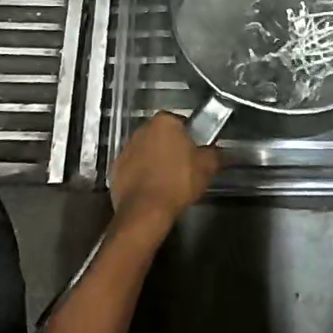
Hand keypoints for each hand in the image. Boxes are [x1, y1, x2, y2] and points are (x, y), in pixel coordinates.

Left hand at [109, 112, 219, 232]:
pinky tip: (153, 189)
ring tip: (169, 181)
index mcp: (164, 122)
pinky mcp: (115, 168)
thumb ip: (214, 154)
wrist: (146, 211)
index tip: (195, 153)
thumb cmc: (178, 182)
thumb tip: (217, 152)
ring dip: (155, 160)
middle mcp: (142, 129)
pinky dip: (142, 175)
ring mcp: (125, 148)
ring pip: (147, 151)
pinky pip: (134, 168)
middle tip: (185, 166)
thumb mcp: (207, 167)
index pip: (181, 123)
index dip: (190, 138)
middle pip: (162, 135)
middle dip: (171, 147)